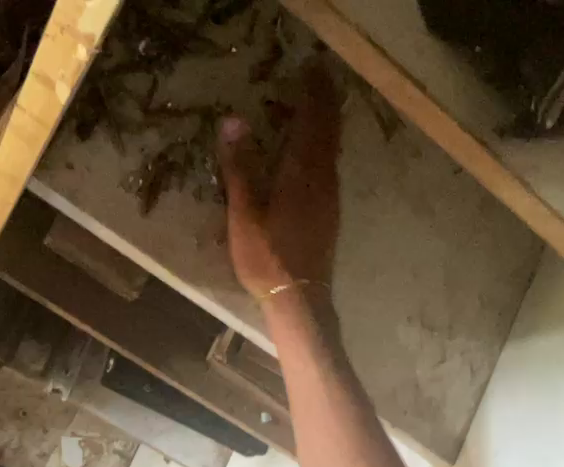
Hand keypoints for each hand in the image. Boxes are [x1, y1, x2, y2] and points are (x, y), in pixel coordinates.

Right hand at [217, 62, 342, 302]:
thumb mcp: (244, 213)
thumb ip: (239, 167)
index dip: (312, 93)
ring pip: (331, 151)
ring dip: (326, 127)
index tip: (309, 70)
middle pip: (328, 131)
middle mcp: (322, 179)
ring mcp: (329, 199)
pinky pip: (329, 170)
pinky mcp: (329, 216)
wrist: (299, 299)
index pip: (312, 120)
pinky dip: (323, 152)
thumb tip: (232, 121)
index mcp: (301, 172)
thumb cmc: (267, 257)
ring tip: (316, 112)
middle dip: (323, 105)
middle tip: (317, 83)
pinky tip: (314, 159)